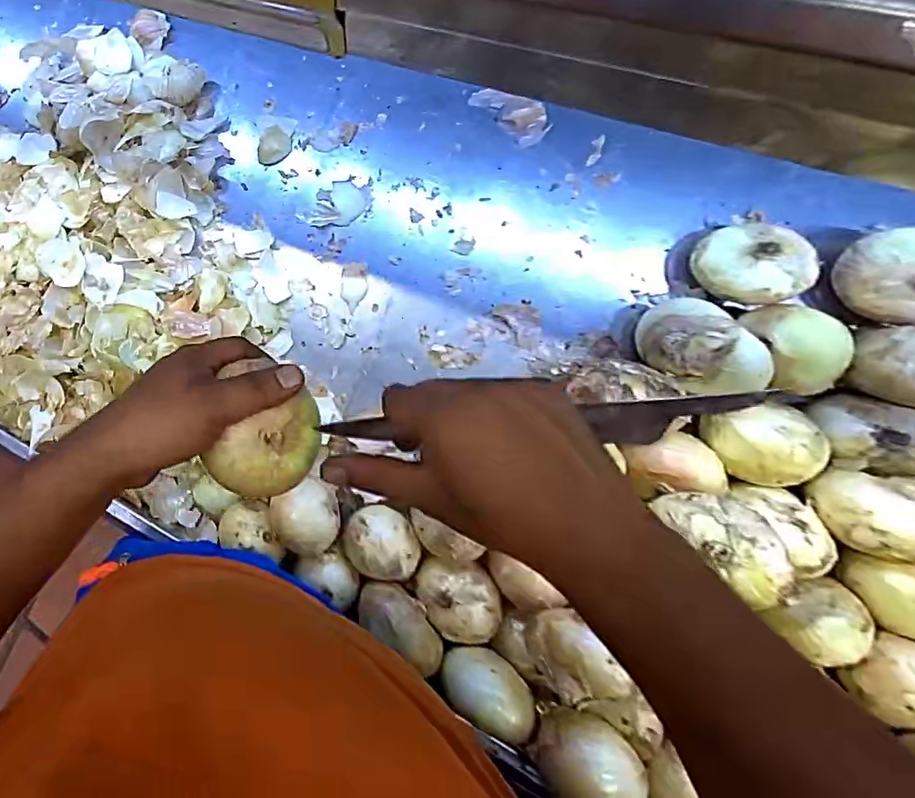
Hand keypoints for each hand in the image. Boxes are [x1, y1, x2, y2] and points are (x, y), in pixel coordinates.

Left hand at [60, 338, 305, 490]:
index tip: (286, 385)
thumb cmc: (166, 423)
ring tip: (255, 428)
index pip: (240, 347)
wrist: (112, 454)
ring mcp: (168, 393)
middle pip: (226, 369)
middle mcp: (182, 369)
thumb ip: (256, 390)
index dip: (266, 361)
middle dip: (252, 384)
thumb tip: (297, 373)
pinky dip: (215, 423)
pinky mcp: (161, 417)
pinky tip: (222, 444)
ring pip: (211, 393)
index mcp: (195, 357)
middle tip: (275, 409)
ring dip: (233, 405)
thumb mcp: (217, 405)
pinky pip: (198, 414)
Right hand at [321, 379, 646, 579]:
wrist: (588, 529)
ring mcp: (513, 386)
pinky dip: (504, 411)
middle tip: (451, 459)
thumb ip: (374, 474)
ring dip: (465, 413)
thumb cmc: (497, 517)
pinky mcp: (546, 390)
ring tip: (491, 455)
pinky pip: (507, 392)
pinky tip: (523, 446)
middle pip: (431, 392)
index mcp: (437, 412)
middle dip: (430, 418)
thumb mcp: (429, 497)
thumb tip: (326, 466)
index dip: (399, 427)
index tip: (416, 454)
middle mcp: (471, 388)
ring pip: (468, 391)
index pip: (396, 399)